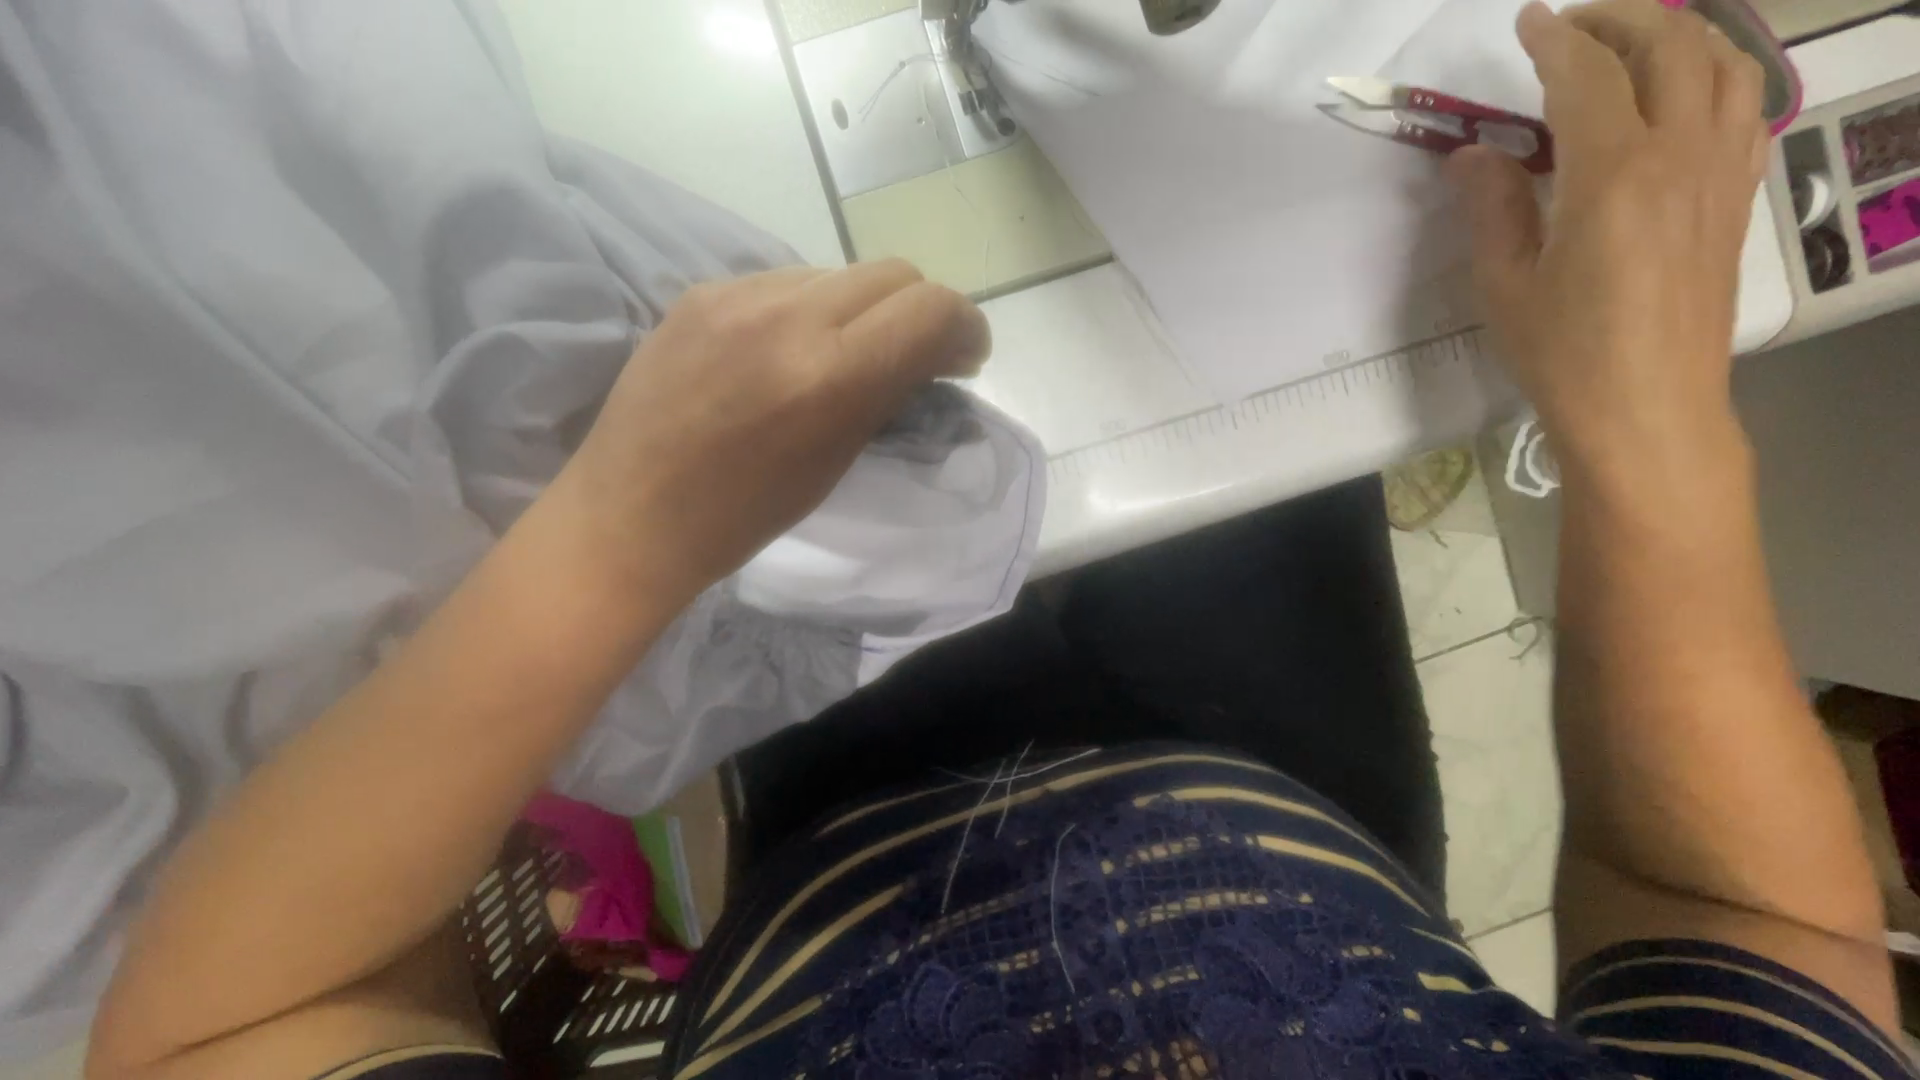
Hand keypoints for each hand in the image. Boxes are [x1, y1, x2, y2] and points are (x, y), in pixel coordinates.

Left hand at [545, 260, 989, 606]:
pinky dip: (807, 309)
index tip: (963, 360)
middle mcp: (789, 316)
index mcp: (831, 376)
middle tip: (913, 356)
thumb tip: (927, 356)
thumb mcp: (836, 462)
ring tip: (841, 355)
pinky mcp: (701, 290)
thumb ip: (887, 393)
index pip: (933, 309)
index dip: (966, 328)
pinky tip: (784, 351)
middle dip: (920, 312)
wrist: (630, 516)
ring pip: (839, 272)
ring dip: (861, 309)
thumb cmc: (743, 516)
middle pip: (895, 273)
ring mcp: (737, 295)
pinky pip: (784, 280)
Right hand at [1447, 0, 1768, 484]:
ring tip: (1629, 40)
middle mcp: (1679, 154)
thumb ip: (1492, 206)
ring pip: (1720, 61)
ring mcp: (1720, 170)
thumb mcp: (1505, 284)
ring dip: (1674, 32)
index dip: (1553, 40)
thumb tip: (1473, 154)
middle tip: (1571, 25)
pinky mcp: (1736, 194)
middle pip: (1667, 45)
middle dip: (1618, 18)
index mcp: (1611, 175)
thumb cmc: (1562, 352)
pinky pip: (1741, 102)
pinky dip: (1711, 70)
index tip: (1527, 21)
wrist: (1646, 406)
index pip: (1587, 76)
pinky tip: (1679, 89)